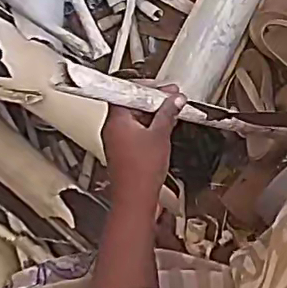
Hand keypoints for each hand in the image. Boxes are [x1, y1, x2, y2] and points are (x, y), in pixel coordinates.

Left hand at [101, 86, 182, 205]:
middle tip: (170, 99)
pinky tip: (162, 130)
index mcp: (115, 120)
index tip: (164, 89)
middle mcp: (111, 128)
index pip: (127, 91)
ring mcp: (115, 140)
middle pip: (130, 104)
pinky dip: (148, 128)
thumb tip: (175, 100)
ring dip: (151, 114)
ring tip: (170, 114)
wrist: (136, 200)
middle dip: (152, 100)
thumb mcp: (160, 135)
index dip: (148, 87)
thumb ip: (168, 113)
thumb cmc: (141, 172)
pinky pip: (134, 132)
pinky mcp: (122, 152)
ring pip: (133, 118)